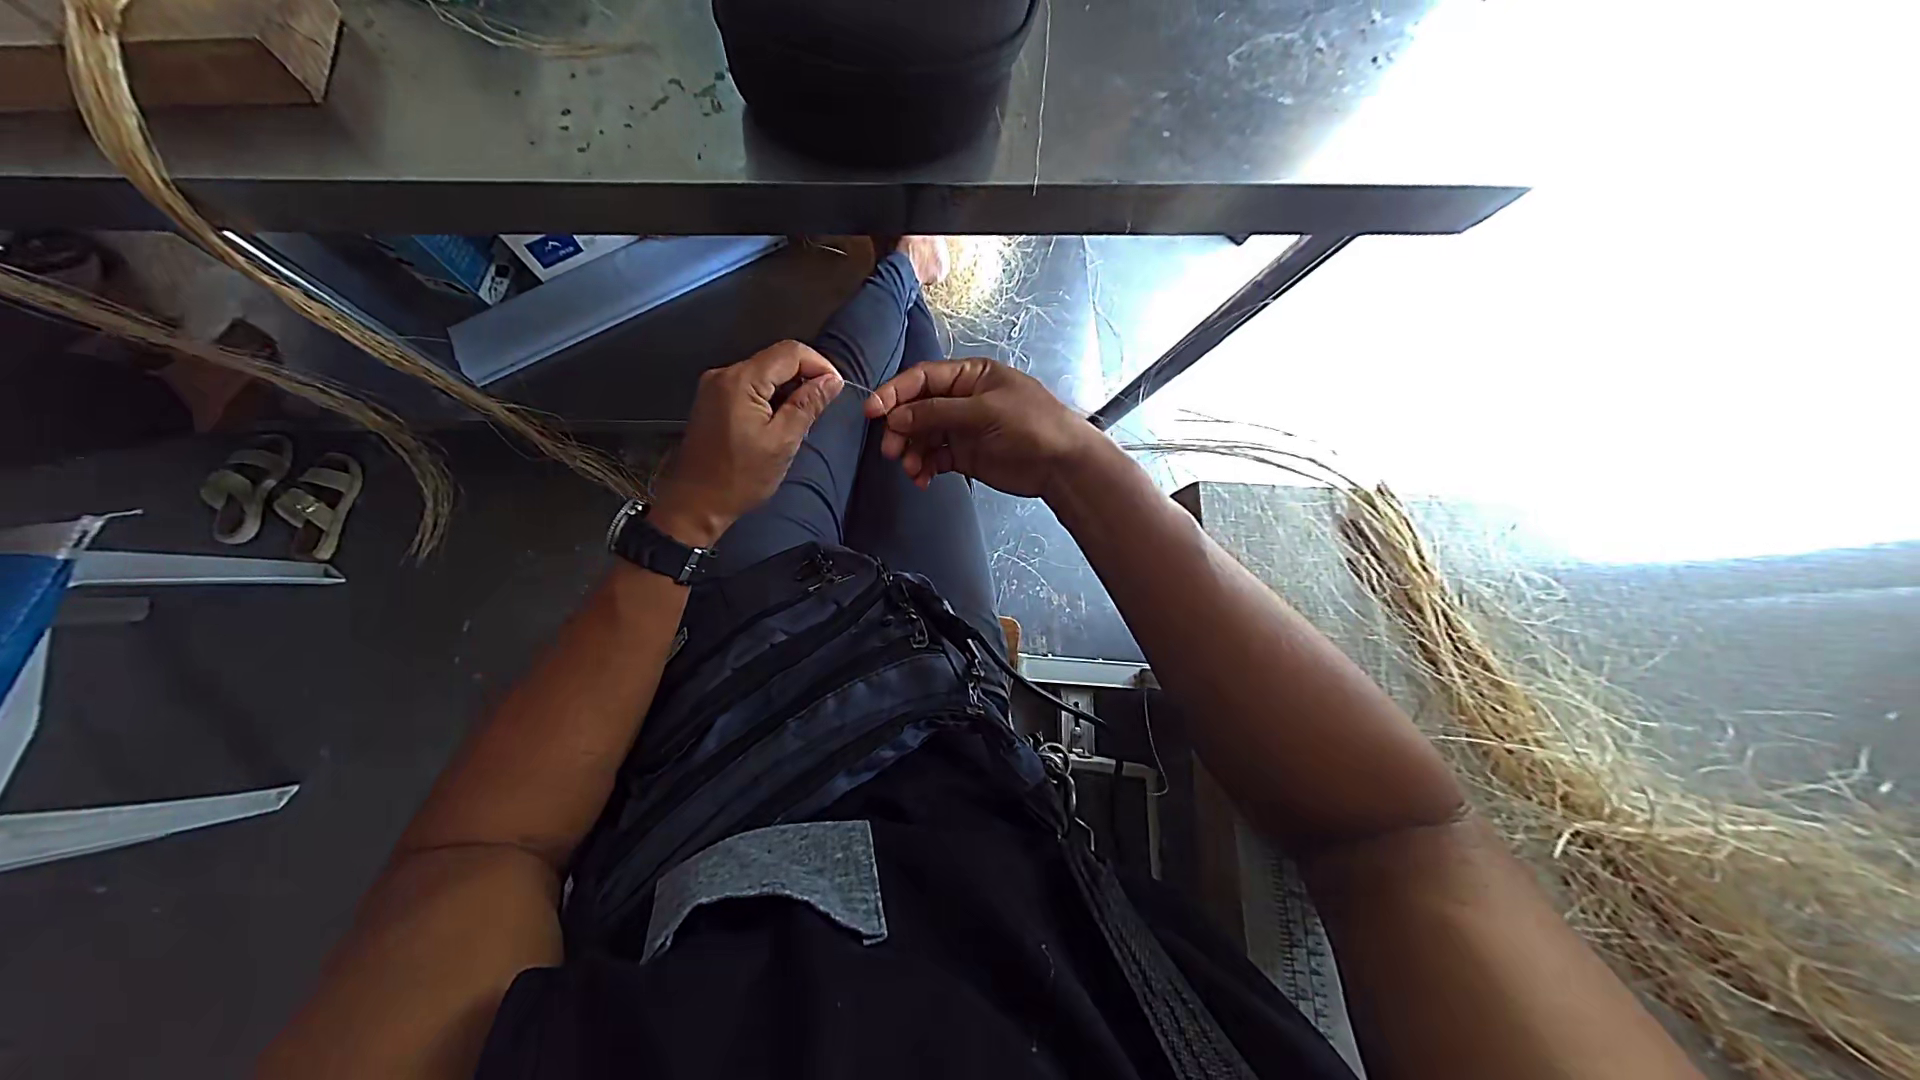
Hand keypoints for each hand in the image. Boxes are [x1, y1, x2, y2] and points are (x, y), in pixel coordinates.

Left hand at [651, 340, 843, 545]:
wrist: (696, 503)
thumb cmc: (739, 479)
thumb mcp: (782, 442)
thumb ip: (808, 405)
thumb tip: (832, 381)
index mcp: (741, 381)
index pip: (790, 352)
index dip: (819, 364)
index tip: (836, 387)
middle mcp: (724, 375)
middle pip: (776, 358)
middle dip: (806, 376)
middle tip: (824, 405)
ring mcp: (716, 386)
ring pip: (765, 371)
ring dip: (790, 387)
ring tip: (804, 416)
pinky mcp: (714, 400)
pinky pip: (750, 385)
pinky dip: (771, 396)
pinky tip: (781, 420)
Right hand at [862, 357, 1107, 499]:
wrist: (1062, 464)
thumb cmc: (1033, 425)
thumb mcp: (985, 411)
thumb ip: (939, 413)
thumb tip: (898, 416)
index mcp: (970, 376)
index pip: (922, 379)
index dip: (895, 393)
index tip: (873, 410)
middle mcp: (962, 400)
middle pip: (917, 409)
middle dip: (900, 428)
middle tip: (891, 449)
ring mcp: (962, 428)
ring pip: (922, 436)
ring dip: (910, 451)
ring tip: (910, 468)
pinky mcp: (964, 455)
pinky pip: (934, 458)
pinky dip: (924, 467)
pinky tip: (921, 478)